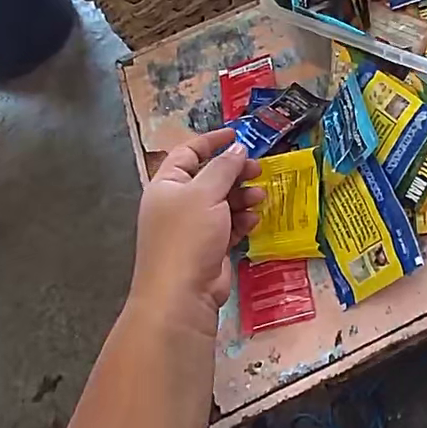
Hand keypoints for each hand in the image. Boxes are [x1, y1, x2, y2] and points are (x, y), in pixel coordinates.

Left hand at [128, 128, 265, 326]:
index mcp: (167, 185)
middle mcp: (179, 203)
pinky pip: (230, 225)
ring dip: (243, 197)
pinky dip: (242, 220)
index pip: (188, 153)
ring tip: (259, 197)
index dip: (211, 141)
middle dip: (235, 172)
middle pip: (211, 177)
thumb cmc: (187, 236)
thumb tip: (238, 148)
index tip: (237, 134)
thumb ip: (224, 168)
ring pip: (224, 201)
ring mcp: (194, 226)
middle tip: (257, 169)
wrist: (181, 293)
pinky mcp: (210, 246)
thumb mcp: (205, 194)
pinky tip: (253, 221)